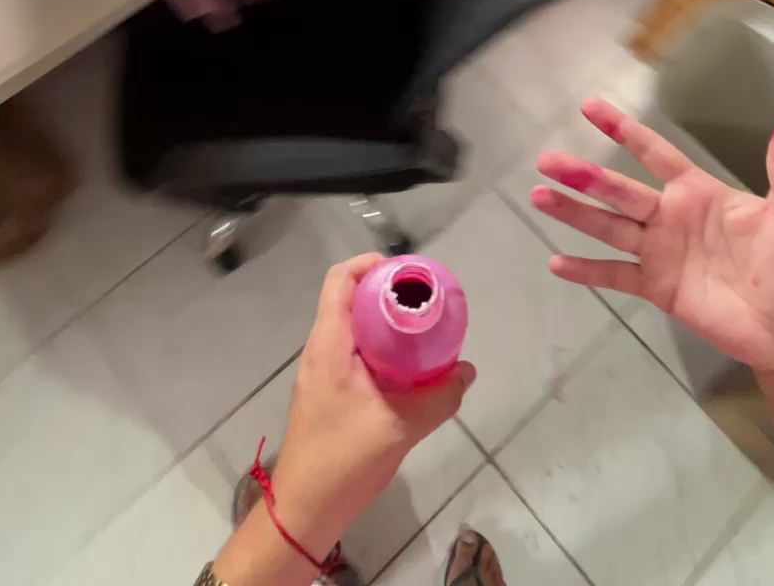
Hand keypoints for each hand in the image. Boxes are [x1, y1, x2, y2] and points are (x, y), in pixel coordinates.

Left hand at [271, 254, 476, 541]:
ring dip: (382, 319)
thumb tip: (467, 371)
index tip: (405, 271)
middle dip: (385, 291)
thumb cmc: (344, 460)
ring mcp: (322, 370)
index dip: (370, 265)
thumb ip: (438, 398)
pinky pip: (354, 350)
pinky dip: (379, 345)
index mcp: (329, 344)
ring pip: (352, 326)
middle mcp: (321, 349)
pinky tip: (407, 364)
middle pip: (348, 299)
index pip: (340, 281)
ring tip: (421, 326)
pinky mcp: (328, 390)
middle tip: (423, 299)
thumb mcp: (400, 428)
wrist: (306, 508)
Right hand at [531, 99, 773, 372]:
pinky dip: (586, 270)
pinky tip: (556, 263)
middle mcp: (670, 217)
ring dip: (573, 213)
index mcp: (698, 193)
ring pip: (608, 227)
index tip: (590, 107)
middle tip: (546, 160)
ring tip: (539, 197)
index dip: (622, 130)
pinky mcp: (655, 288)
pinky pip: (614, 275)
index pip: (654, 153)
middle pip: (618, 190)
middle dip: (582, 175)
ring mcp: (659, 253)